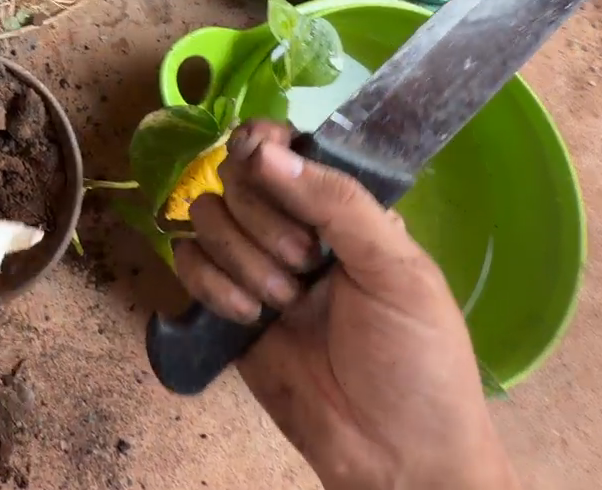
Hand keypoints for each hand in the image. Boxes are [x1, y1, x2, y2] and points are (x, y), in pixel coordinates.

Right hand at [173, 121, 517, 489]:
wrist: (392, 458)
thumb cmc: (416, 362)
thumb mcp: (398, 274)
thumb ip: (336, 203)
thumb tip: (260, 148)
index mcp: (337, 209)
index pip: (280, 147)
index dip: (259, 144)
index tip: (256, 158)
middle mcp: (288, 224)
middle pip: (233, 177)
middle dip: (261, 220)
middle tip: (303, 264)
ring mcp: (249, 260)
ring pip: (204, 214)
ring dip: (240, 258)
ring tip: (282, 302)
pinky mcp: (218, 296)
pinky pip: (185, 259)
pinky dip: (211, 284)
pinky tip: (247, 316)